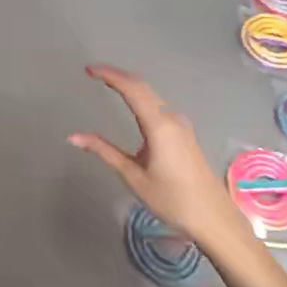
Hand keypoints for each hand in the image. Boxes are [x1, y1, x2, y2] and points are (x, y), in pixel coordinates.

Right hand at [69, 65, 250, 248]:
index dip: (110, 75)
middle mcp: (172, 118)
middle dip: (117, 76)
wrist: (213, 216)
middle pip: (143, 87)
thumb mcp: (133, 176)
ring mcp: (180, 125)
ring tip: (107, 83)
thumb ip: (104, 151)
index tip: (89, 70)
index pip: (132, 89)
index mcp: (159, 126)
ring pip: (152, 95)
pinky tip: (130, 102)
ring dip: (130, 86)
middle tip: (93, 73)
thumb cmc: (171, 199)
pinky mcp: (184, 133)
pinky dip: (140, 97)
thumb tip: (73, 137)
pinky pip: (158, 106)